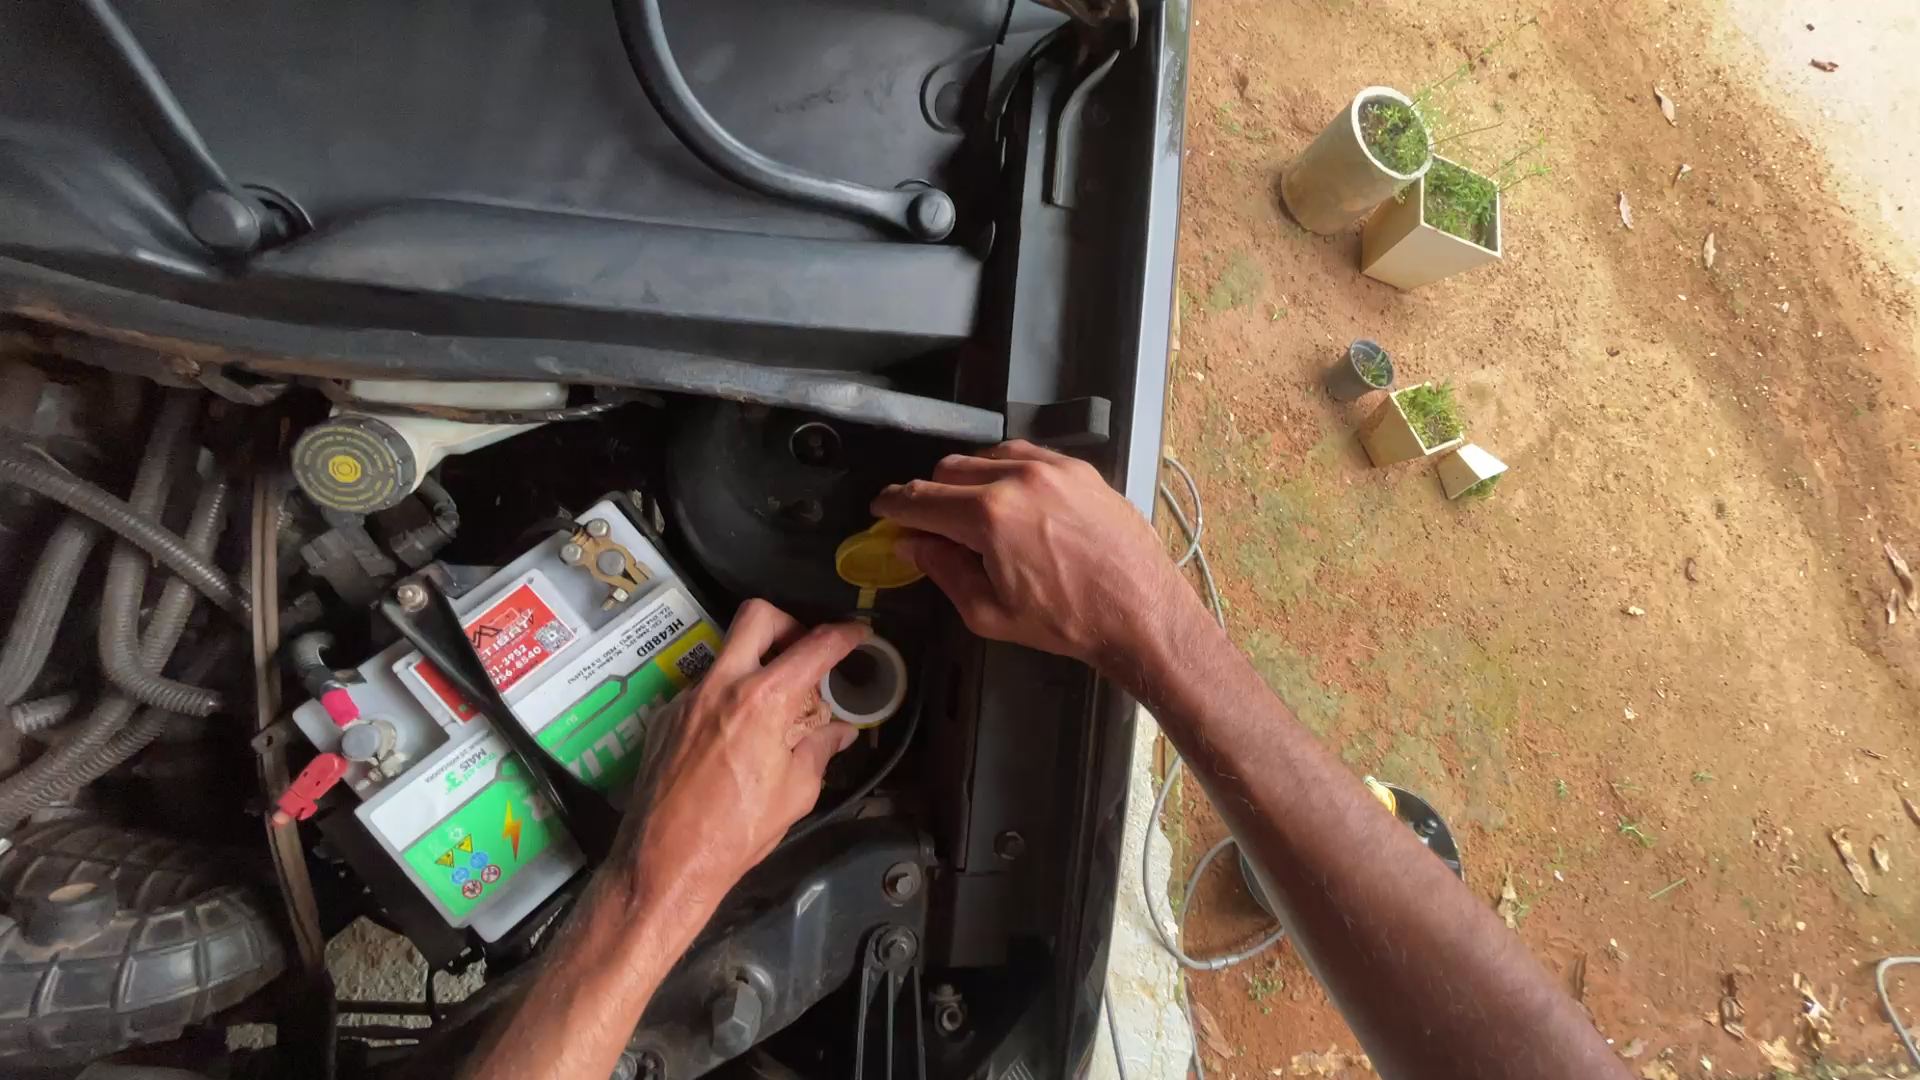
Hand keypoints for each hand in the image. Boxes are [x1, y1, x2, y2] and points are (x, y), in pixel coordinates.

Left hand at [623, 600, 865, 921]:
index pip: (814, 647)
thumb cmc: (737, 831)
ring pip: (728, 653)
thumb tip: (839, 732)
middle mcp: (722, 686)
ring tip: (772, 705)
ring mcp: (687, 698)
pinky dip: (728, 698)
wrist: (664, 863)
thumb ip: (819, 749)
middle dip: (789, 623)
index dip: (844, 634)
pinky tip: (734, 736)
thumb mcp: (797, 792)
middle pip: (758, 616)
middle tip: (804, 652)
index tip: (857, 633)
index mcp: (763, 701)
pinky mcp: (665, 717)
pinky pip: (704, 688)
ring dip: (756, 664)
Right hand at [871, 440, 1197, 670]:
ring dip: (964, 479)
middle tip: (926, 522)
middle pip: (946, 470)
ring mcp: (1051, 467)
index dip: (891, 505)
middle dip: (927, 495)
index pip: (919, 500)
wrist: (1141, 613)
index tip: (881, 509)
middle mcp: (1016, 478)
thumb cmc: (1066, 622)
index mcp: (987, 516)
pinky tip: (1008, 495)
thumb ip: (942, 570)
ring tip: (969, 511)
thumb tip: (912, 543)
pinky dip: (1002, 470)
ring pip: (983, 456)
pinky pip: (1024, 454)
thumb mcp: (988, 612)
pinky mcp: (1078, 468)